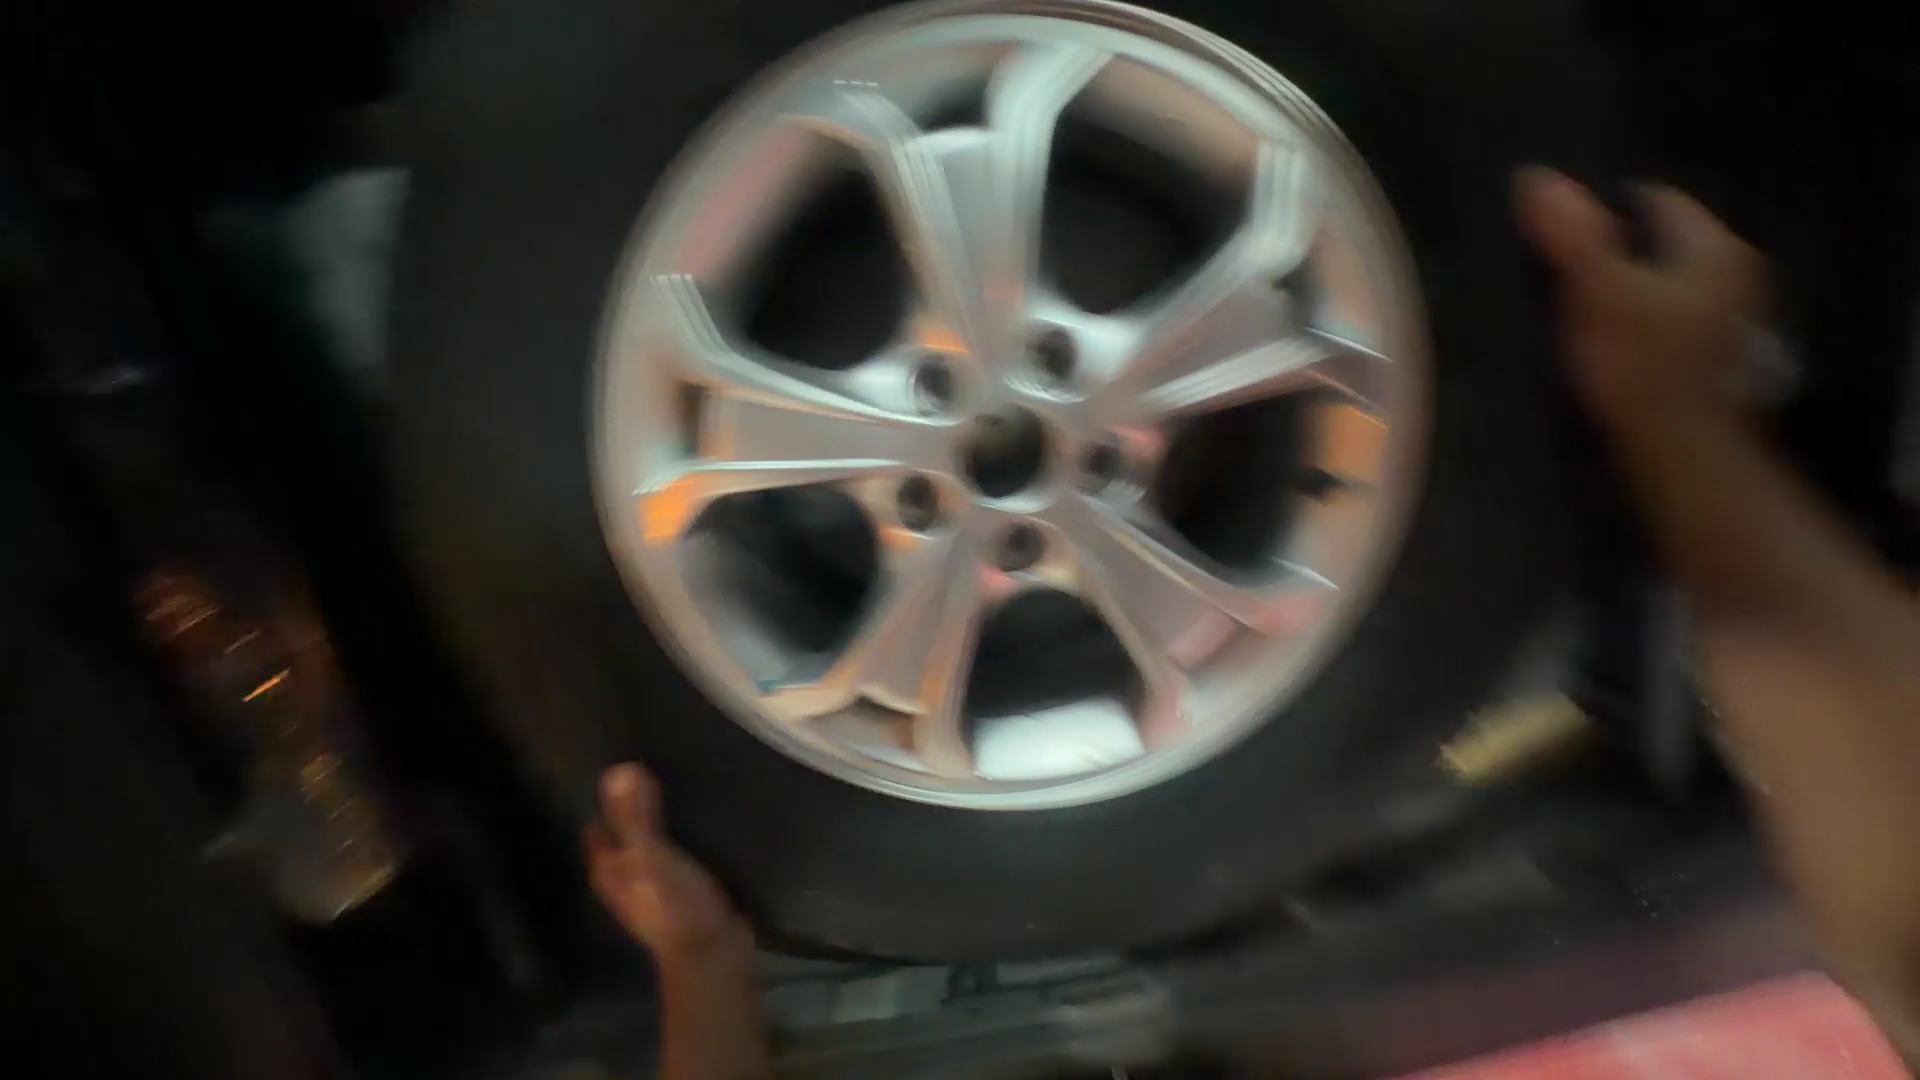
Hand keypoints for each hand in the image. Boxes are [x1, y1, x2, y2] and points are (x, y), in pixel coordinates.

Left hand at [585, 763, 753, 972]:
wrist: (712, 952)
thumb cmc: (675, 904)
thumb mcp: (651, 856)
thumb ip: (633, 817)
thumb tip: (616, 770)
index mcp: (611, 871)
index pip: (596, 830)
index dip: (604, 802)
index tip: (624, 767)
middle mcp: (626, 880)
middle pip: (621, 838)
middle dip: (632, 810)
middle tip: (655, 770)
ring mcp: (654, 889)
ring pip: (649, 847)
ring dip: (659, 824)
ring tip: (680, 788)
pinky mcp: (684, 892)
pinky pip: (677, 856)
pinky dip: (682, 840)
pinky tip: (701, 822)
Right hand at [1514, 167, 1767, 436]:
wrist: (1672, 442)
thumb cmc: (1638, 361)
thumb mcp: (1596, 292)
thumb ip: (1570, 237)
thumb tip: (1533, 178)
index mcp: (1713, 250)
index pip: (1660, 203)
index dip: (1610, 205)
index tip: (1563, 219)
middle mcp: (1732, 276)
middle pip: (1665, 243)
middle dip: (1619, 245)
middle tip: (1563, 257)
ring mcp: (1723, 320)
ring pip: (1666, 281)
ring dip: (1628, 282)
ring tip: (1576, 295)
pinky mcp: (1703, 358)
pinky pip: (1664, 317)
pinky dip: (1635, 316)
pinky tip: (1605, 335)